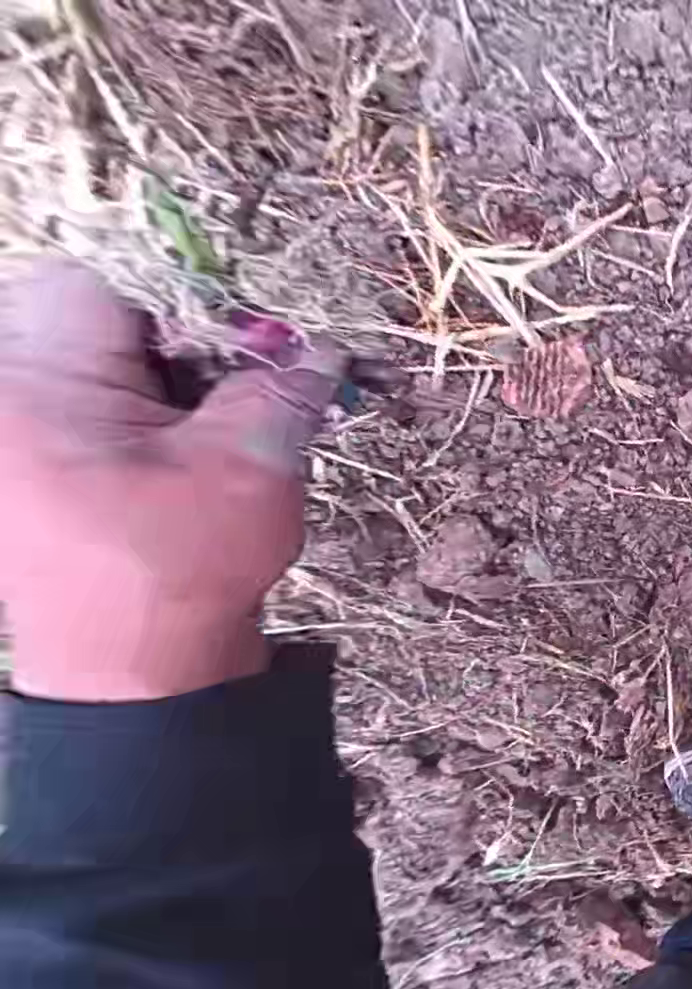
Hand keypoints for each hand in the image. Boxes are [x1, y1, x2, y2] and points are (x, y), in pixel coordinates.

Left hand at [0, 261, 341, 700]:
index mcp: (27, 382)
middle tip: (288, 388)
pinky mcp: (51, 461)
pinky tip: (238, 445)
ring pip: (127, 370)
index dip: (198, 307)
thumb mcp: (250, 463)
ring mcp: (24, 431)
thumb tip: (321, 350)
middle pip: (114, 327)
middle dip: (214, 350)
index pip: (102, 289)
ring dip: (211, 387)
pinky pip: (124, 410)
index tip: (274, 350)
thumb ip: (281, 392)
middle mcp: (7, 394)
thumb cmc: (184, 558)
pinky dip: (190, 416)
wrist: (139, 657)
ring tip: (272, 424)